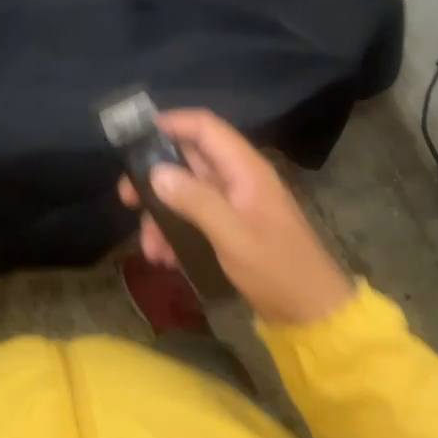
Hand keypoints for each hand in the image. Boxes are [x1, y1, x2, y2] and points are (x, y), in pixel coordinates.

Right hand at [119, 110, 353, 326]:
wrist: (311, 314)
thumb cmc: (276, 268)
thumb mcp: (233, 235)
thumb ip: (195, 200)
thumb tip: (155, 172)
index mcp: (245, 170)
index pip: (205, 127)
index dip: (171, 123)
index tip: (133, 138)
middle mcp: (236, 179)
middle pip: (186, 160)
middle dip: (153, 179)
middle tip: (127, 198)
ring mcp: (232, 204)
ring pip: (183, 192)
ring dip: (161, 216)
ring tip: (149, 248)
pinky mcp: (227, 227)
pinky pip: (191, 218)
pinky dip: (174, 234)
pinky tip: (165, 259)